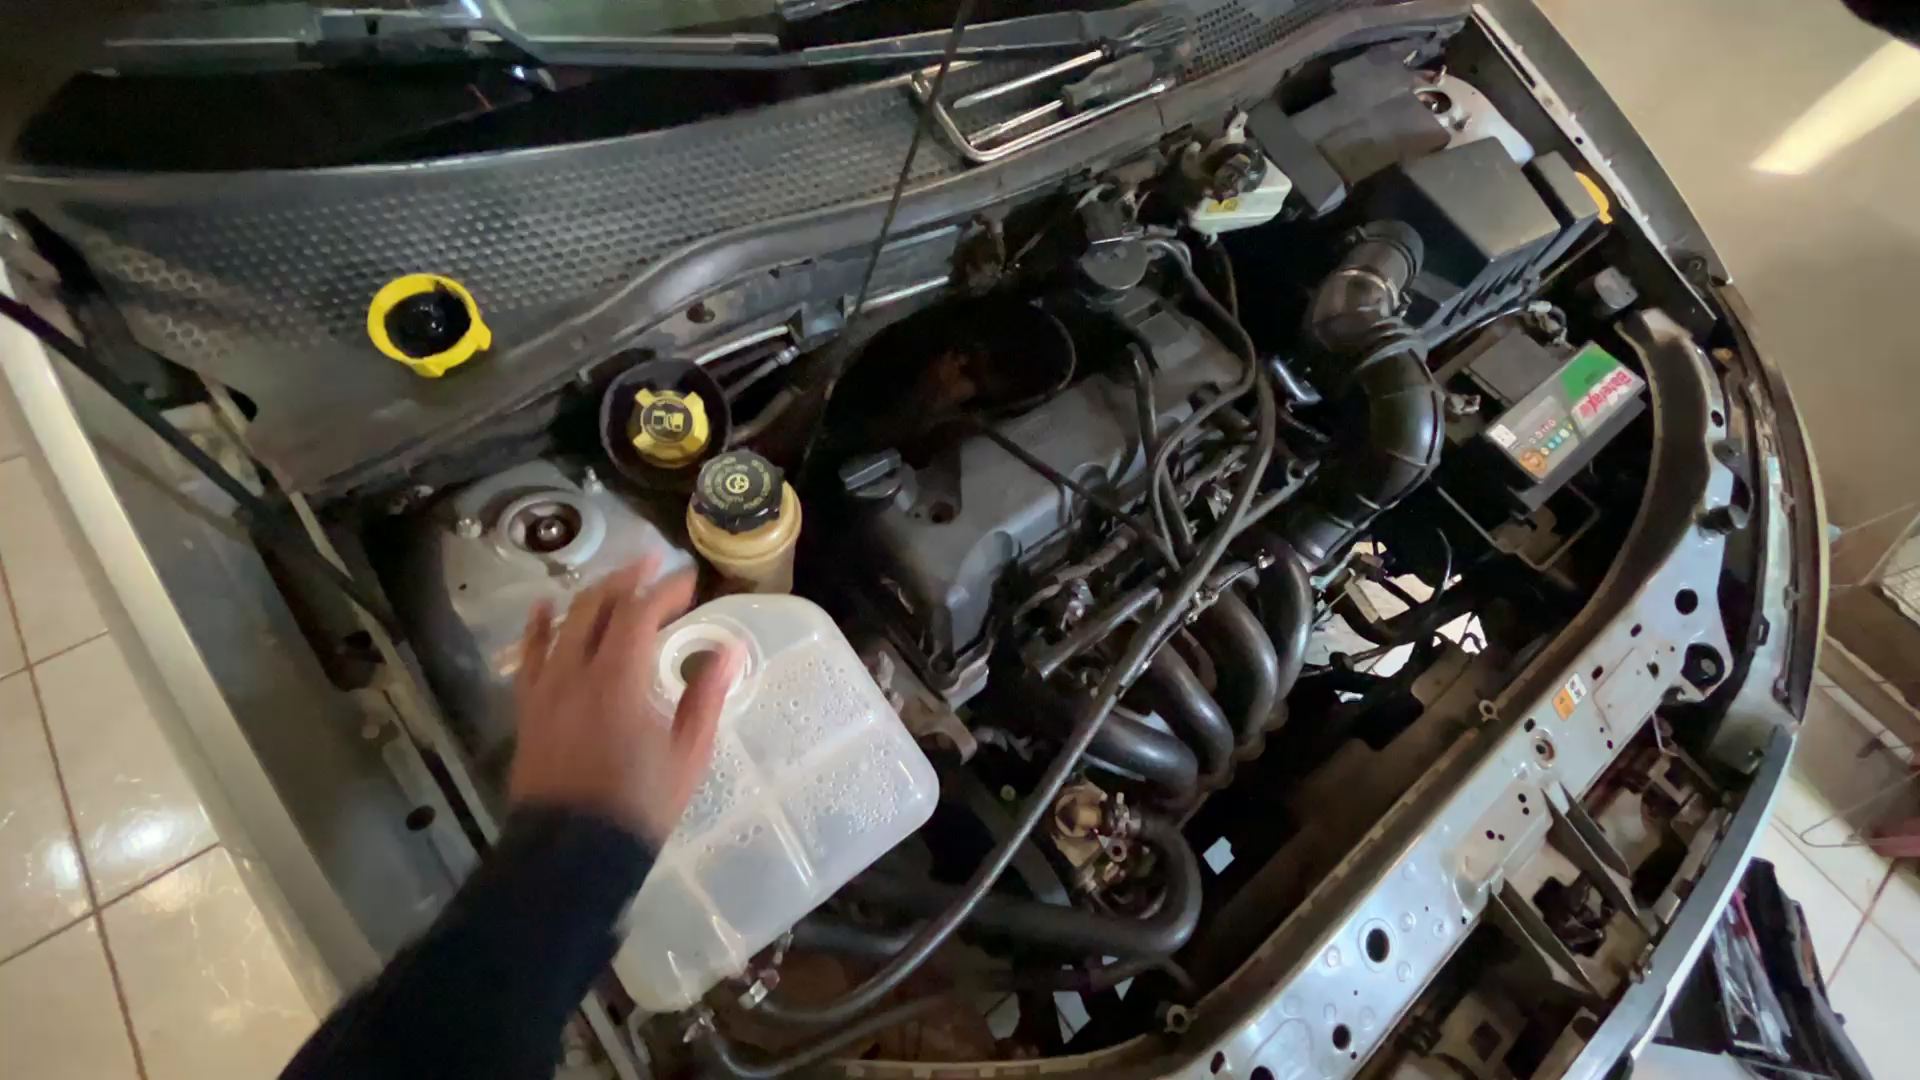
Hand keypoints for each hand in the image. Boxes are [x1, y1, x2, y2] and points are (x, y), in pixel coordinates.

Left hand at [508, 555, 742, 845]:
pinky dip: (539, 627)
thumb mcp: (688, 752)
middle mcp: (577, 672)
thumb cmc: (640, 803)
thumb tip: (731, 649)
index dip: (667, 590)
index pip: (641, 614)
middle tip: (651, 563)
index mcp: (620, 680)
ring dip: (590, 595)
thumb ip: (706, 695)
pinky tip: (545, 609)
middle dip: (626, 579)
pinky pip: (530, 655)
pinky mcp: (529, 708)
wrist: (572, 853)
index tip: (689, 579)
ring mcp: (546, 689)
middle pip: (597, 607)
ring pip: (563, 623)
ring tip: (613, 580)